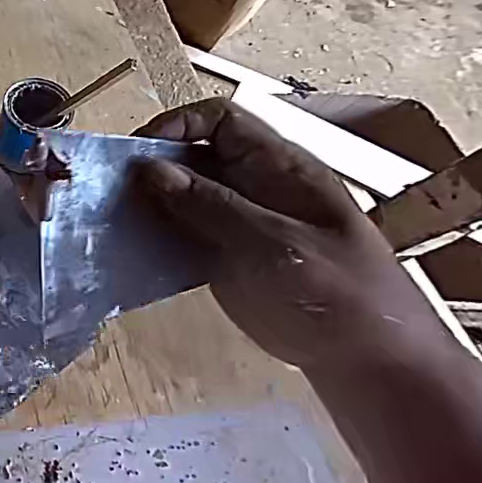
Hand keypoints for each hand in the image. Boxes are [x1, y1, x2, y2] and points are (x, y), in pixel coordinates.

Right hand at [133, 98, 448, 373]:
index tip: (137, 153)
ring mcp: (234, 218)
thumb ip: (212, 205)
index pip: (220, 120)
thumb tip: (150, 168)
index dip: (176, 124)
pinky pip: (175, 224)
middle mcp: (252, 184)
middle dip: (149, 164)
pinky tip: (130, 242)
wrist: (369, 362)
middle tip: (112, 188)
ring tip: (112, 214)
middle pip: (189, 153)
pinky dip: (150, 228)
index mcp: (279, 168)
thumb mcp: (276, 245)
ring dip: (143, 198)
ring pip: (176, 190)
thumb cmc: (340, 295)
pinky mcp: (219, 249)